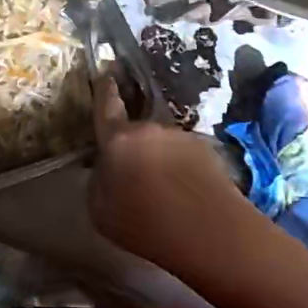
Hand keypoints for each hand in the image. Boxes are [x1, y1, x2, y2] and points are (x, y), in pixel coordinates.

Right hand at [87, 76, 247, 257]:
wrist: (209, 231)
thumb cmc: (144, 224)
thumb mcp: (100, 210)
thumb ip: (98, 181)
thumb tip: (105, 170)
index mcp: (118, 140)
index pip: (107, 106)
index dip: (104, 91)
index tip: (105, 76)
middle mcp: (151, 129)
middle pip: (136, 132)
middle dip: (133, 148)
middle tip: (133, 175)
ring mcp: (182, 137)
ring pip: (162, 145)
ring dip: (159, 160)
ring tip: (162, 192)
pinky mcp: (208, 151)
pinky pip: (184, 156)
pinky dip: (181, 170)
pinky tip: (183, 195)